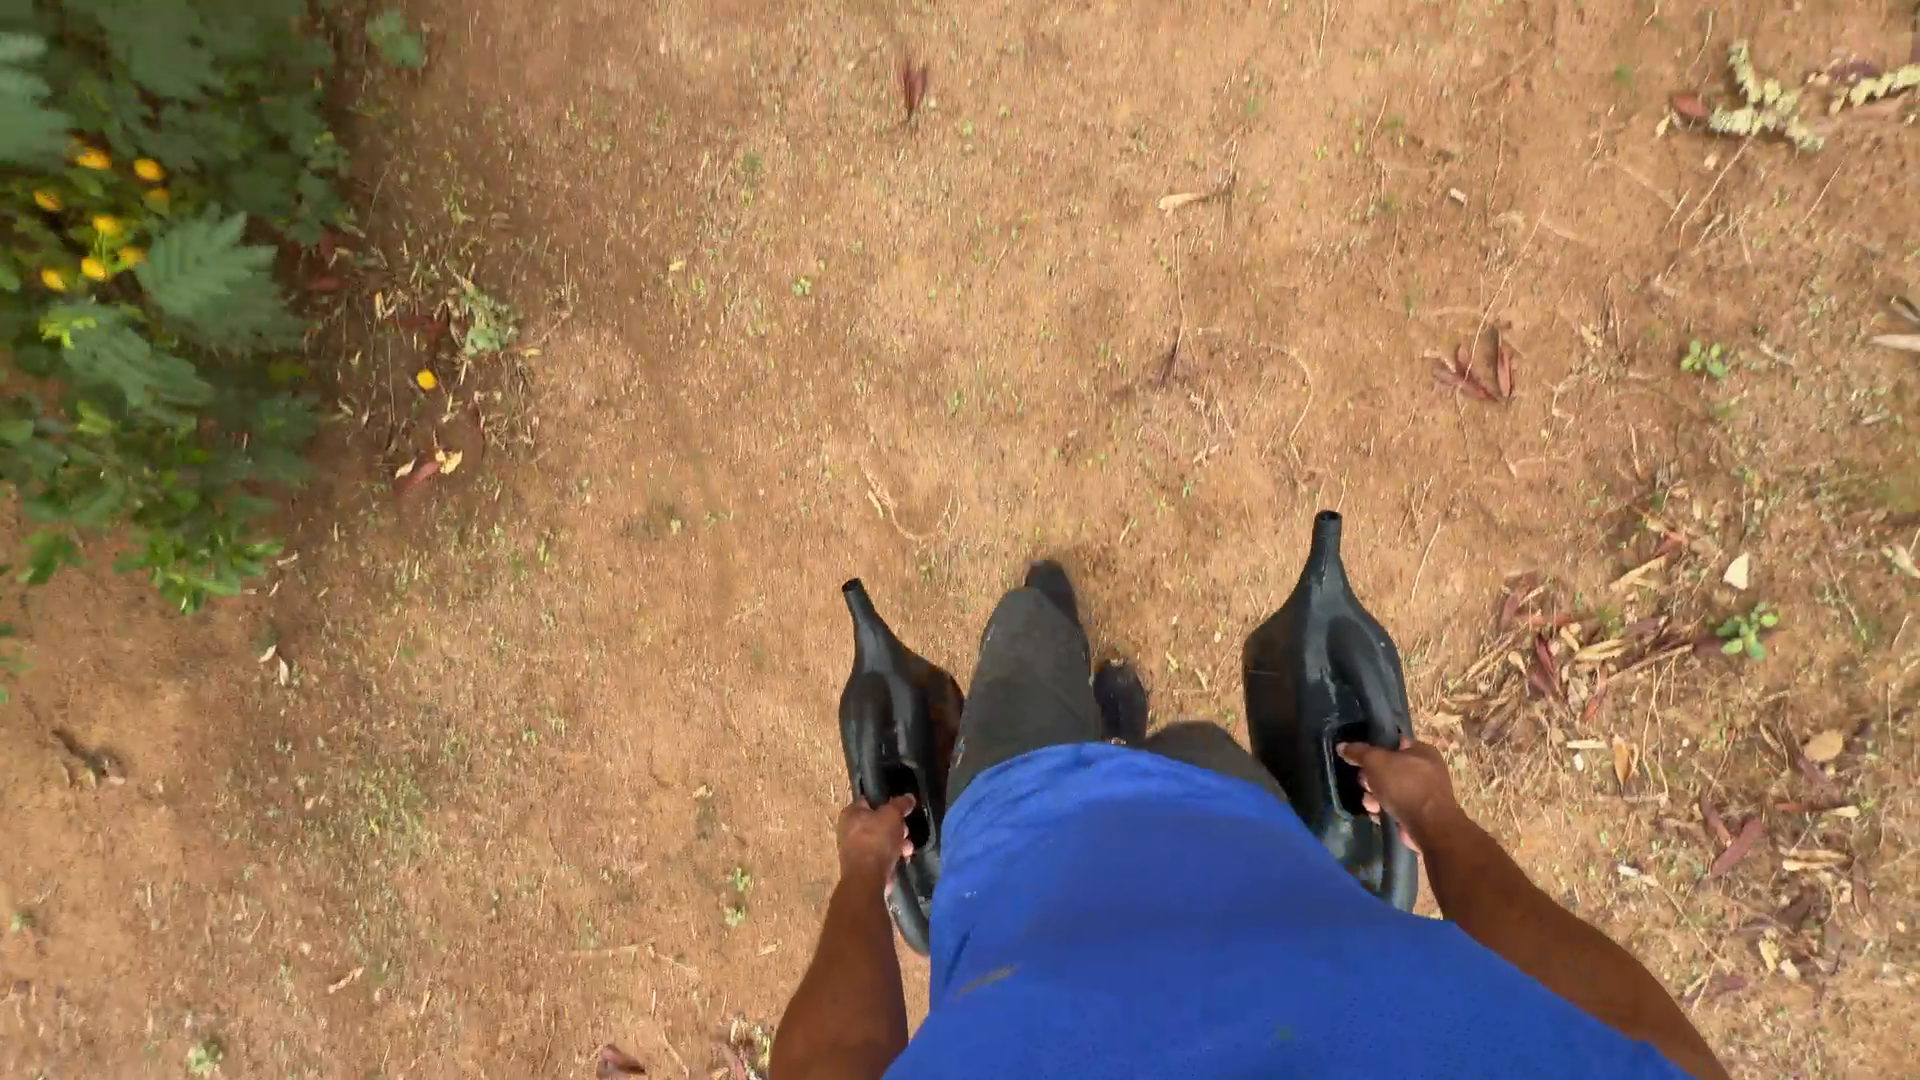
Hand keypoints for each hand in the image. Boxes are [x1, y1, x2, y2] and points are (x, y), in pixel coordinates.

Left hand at [837, 794, 914, 882]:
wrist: (868, 879)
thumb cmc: (876, 840)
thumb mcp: (893, 814)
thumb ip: (901, 803)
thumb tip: (909, 797)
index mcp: (851, 813)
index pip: (869, 800)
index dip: (887, 802)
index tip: (902, 807)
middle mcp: (849, 831)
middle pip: (879, 822)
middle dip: (897, 827)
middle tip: (905, 830)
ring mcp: (855, 851)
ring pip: (882, 841)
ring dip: (898, 844)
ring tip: (907, 849)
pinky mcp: (863, 867)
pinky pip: (882, 857)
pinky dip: (893, 858)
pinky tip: (902, 860)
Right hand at [1336, 736, 1460, 853]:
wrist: (1429, 826)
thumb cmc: (1405, 785)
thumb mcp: (1375, 761)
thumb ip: (1357, 751)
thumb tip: (1342, 746)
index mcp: (1422, 751)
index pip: (1393, 742)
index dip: (1373, 747)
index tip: (1359, 757)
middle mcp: (1425, 770)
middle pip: (1386, 767)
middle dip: (1370, 777)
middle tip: (1366, 783)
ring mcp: (1423, 793)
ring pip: (1387, 788)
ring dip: (1373, 795)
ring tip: (1370, 804)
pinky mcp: (1418, 813)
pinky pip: (1393, 805)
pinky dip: (1383, 809)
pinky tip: (1377, 813)